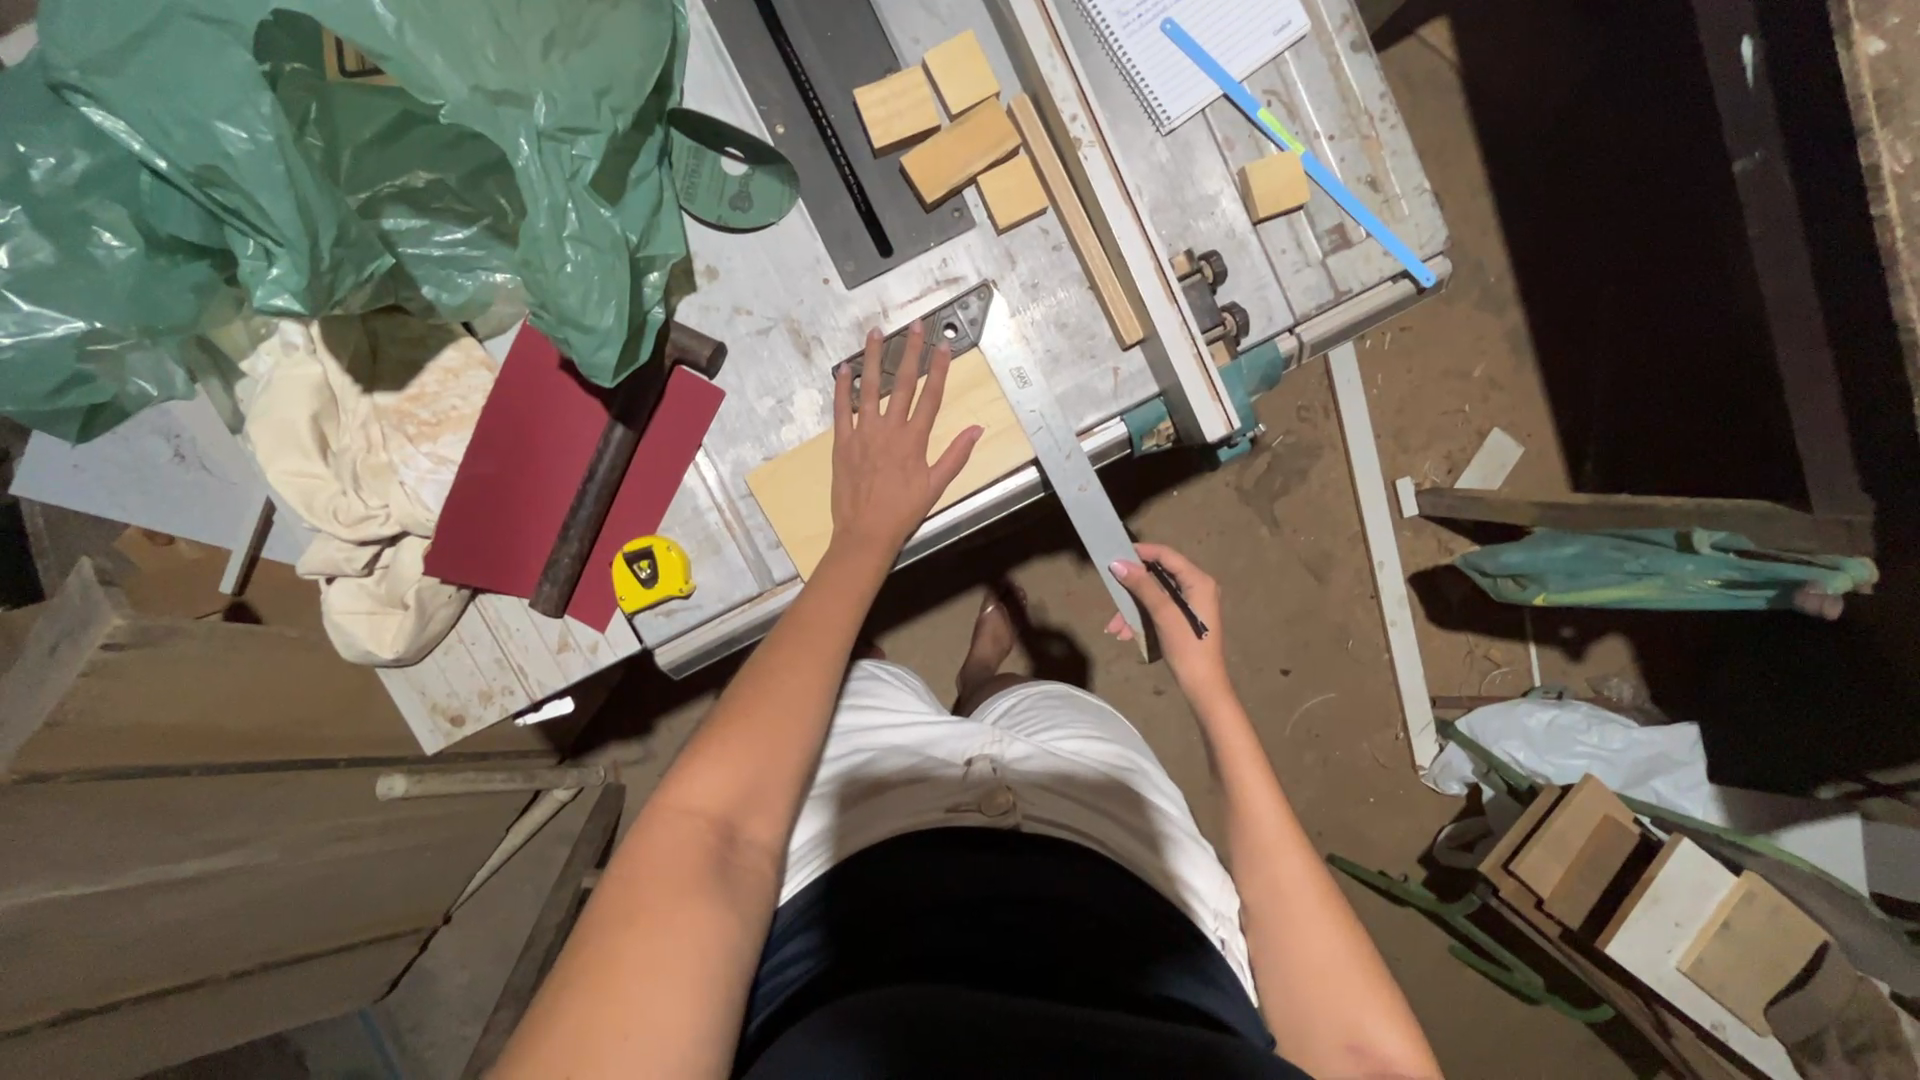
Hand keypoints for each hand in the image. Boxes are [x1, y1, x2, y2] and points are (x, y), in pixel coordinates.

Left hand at [828, 323, 982, 562]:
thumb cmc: (904, 512)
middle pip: (902, 384)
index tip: (943, 345)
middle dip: (910, 352)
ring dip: (874, 358)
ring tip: (876, 333)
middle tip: (914, 325)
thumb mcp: (936, 486)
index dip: (939, 369)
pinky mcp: (842, 443)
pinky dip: (842, 388)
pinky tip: (844, 368)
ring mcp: (863, 434)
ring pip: (869, 389)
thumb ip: (956, 455)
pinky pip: (841, 409)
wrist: (866, 532)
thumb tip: (977, 429)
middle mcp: (890, 430)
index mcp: (914, 440)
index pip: (930, 396)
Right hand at [1106, 543, 1230, 695]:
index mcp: (1198, 581)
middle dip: (1132, 587)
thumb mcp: (1163, 613)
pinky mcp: (1183, 618)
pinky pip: (1158, 609)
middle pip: (1158, 576)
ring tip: (1115, 627)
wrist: (1202, 684)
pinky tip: (1126, 633)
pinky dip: (1141, 618)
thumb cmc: (1187, 646)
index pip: (1166, 555)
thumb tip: (1118, 564)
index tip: (1116, 554)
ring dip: (1133, 608)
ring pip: (1154, 595)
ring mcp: (1190, 604)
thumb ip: (1142, 586)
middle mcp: (1196, 587)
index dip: (1141, 552)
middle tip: (1111, 591)